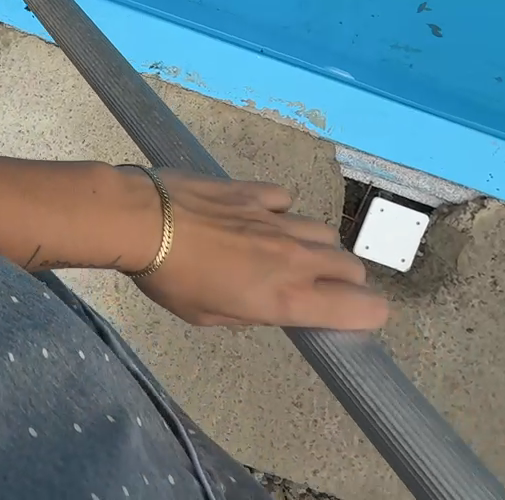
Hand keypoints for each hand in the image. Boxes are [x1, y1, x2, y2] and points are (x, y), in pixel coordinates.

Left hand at [125, 168, 388, 330]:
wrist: (138, 219)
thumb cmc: (166, 276)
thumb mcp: (206, 315)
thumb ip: (247, 313)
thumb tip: (262, 302)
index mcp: (287, 298)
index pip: (366, 309)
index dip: (365, 313)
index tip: (345, 312)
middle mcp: (293, 258)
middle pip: (352, 266)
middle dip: (340, 277)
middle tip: (309, 281)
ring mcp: (273, 219)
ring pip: (322, 230)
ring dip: (310, 242)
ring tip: (278, 246)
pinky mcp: (249, 189)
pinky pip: (283, 198)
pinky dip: (276, 207)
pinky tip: (252, 212)